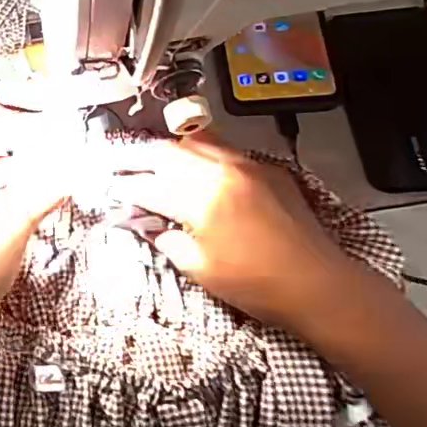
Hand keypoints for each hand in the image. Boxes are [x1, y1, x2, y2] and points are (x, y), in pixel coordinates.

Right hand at [108, 135, 374, 335]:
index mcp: (201, 200)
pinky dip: (200, 151)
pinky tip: (193, 163)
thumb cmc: (256, 285)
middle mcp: (222, 173)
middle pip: (168, 152)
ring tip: (150, 159)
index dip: (125, 187)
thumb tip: (148, 226)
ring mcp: (247, 166)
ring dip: (168, 149)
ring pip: (197, 141)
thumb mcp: (200, 269)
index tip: (110, 189)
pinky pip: (224, 148)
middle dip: (138, 157)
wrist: (316, 283)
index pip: (150, 185)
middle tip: (119, 164)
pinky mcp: (266, 169)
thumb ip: (168, 241)